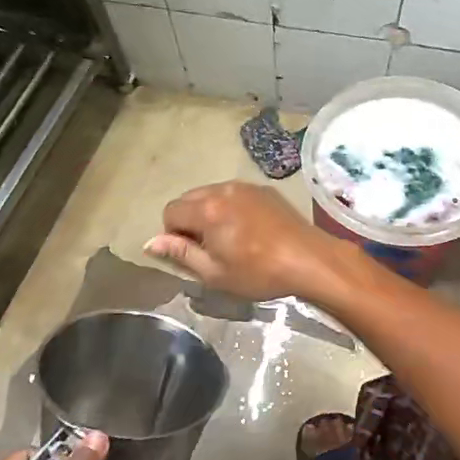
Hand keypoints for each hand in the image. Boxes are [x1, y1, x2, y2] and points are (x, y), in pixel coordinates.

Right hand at [145, 181, 358, 301]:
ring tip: (231, 239)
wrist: (309, 259)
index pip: (170, 211)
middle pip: (189, 199)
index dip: (174, 234)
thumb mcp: (214, 273)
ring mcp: (246, 186)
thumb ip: (181, 254)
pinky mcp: (265, 190)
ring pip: (212, 194)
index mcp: (206, 209)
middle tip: (210, 248)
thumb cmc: (259, 272)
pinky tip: (250, 230)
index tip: (192, 253)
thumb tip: (151, 243)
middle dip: (190, 221)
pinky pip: (235, 194)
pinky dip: (231, 208)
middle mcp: (223, 189)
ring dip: (210, 213)